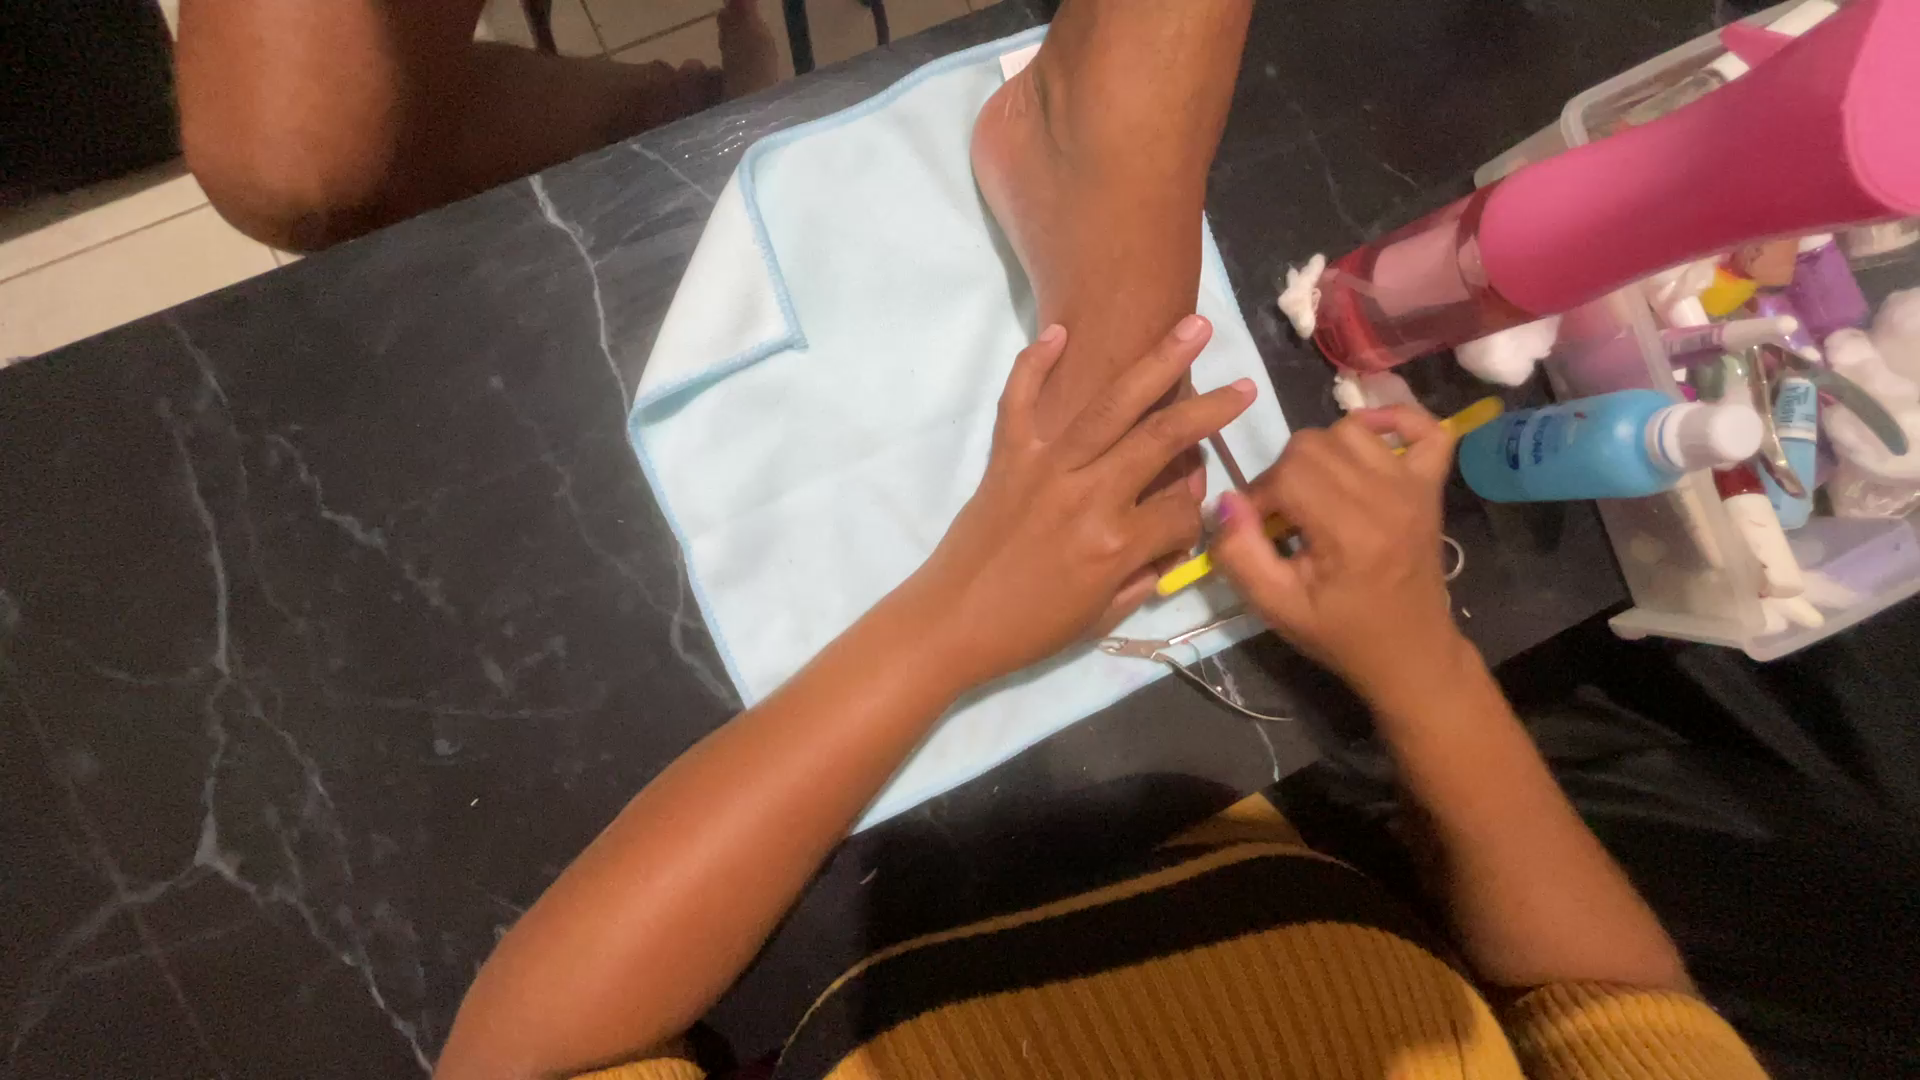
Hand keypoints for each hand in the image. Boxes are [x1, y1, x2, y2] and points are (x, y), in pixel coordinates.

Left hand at [909, 317, 1254, 686]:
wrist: (951, 622)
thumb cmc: (1028, 630)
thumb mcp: (1102, 617)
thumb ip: (1144, 574)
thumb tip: (1171, 541)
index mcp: (1116, 543)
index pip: (1182, 512)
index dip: (1195, 518)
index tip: (1186, 523)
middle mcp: (1088, 495)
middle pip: (1163, 439)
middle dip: (1210, 410)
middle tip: (1243, 384)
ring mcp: (1044, 468)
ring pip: (1110, 407)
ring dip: (1156, 363)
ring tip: (1193, 328)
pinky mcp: (1006, 458)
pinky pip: (1019, 401)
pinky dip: (1033, 365)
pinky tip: (1059, 333)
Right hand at [1210, 406, 1466, 698]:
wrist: (1408, 652)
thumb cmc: (1338, 632)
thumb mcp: (1273, 606)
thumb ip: (1238, 553)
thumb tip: (1225, 502)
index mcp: (1350, 532)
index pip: (1287, 475)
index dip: (1257, 497)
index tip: (1257, 529)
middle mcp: (1387, 497)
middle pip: (1312, 444)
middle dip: (1282, 474)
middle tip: (1282, 515)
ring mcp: (1414, 487)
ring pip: (1350, 430)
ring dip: (1319, 452)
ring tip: (1313, 490)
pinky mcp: (1431, 485)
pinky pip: (1426, 427)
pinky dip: (1394, 421)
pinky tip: (1368, 437)